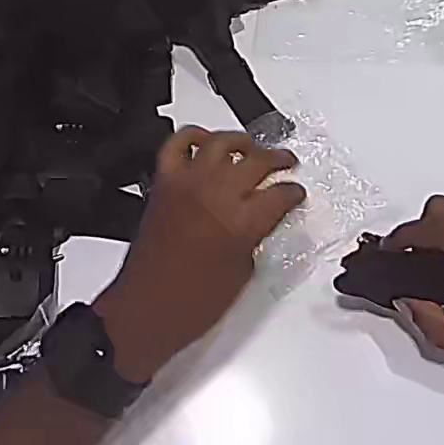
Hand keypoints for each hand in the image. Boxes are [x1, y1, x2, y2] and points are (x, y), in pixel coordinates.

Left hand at [94, 127, 306, 381]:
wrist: (149, 306)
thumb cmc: (193, 301)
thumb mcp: (242, 271)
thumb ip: (254, 236)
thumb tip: (258, 219)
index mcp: (242, 222)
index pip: (280, 194)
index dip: (292, 192)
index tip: (295, 192)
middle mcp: (216, 194)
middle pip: (257, 161)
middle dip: (278, 160)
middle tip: (286, 162)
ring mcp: (188, 184)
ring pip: (221, 143)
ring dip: (240, 142)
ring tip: (250, 148)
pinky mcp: (164, 183)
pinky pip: (177, 145)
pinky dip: (192, 137)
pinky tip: (204, 142)